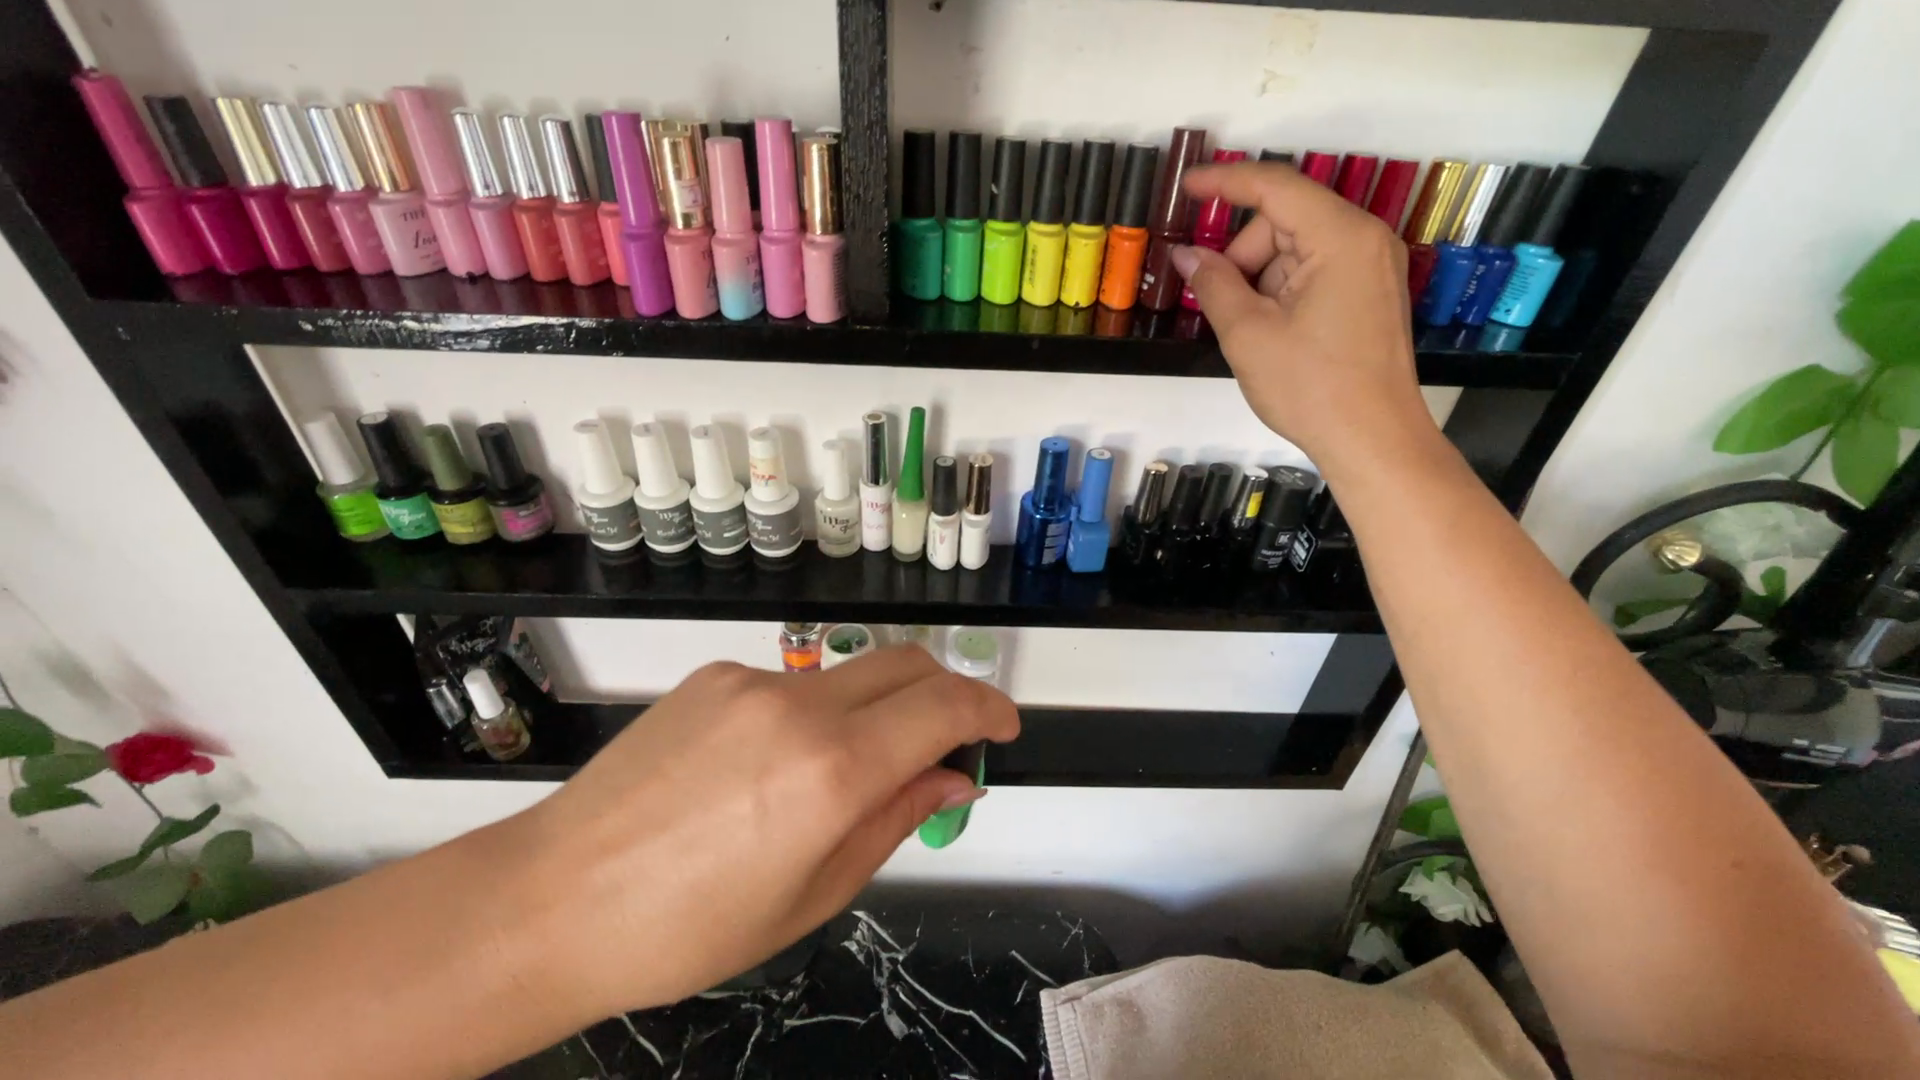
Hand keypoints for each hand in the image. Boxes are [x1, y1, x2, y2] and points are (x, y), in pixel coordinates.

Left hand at [504, 647, 1017, 1015]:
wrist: (556, 896)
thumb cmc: (689, 928)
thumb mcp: (813, 895)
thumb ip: (895, 820)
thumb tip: (951, 778)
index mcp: (831, 771)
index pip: (943, 707)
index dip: (988, 710)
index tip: (1002, 730)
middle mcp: (797, 705)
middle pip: (907, 663)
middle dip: (947, 693)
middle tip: (951, 743)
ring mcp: (749, 682)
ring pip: (850, 673)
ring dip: (878, 708)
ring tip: (848, 776)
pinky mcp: (712, 676)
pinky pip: (790, 685)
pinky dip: (816, 714)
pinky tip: (774, 768)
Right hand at [1170, 163, 1434, 471]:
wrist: (1373, 440)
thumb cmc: (1311, 387)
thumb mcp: (1248, 334)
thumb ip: (1212, 284)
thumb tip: (1185, 254)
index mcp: (1341, 237)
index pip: (1276, 187)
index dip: (1225, 182)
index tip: (1186, 187)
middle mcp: (1365, 239)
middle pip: (1285, 221)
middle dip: (1243, 253)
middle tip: (1217, 301)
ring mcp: (1373, 267)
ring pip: (1296, 249)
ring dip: (1260, 278)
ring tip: (1248, 328)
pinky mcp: (1370, 294)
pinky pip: (1315, 271)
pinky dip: (1282, 290)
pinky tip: (1269, 329)